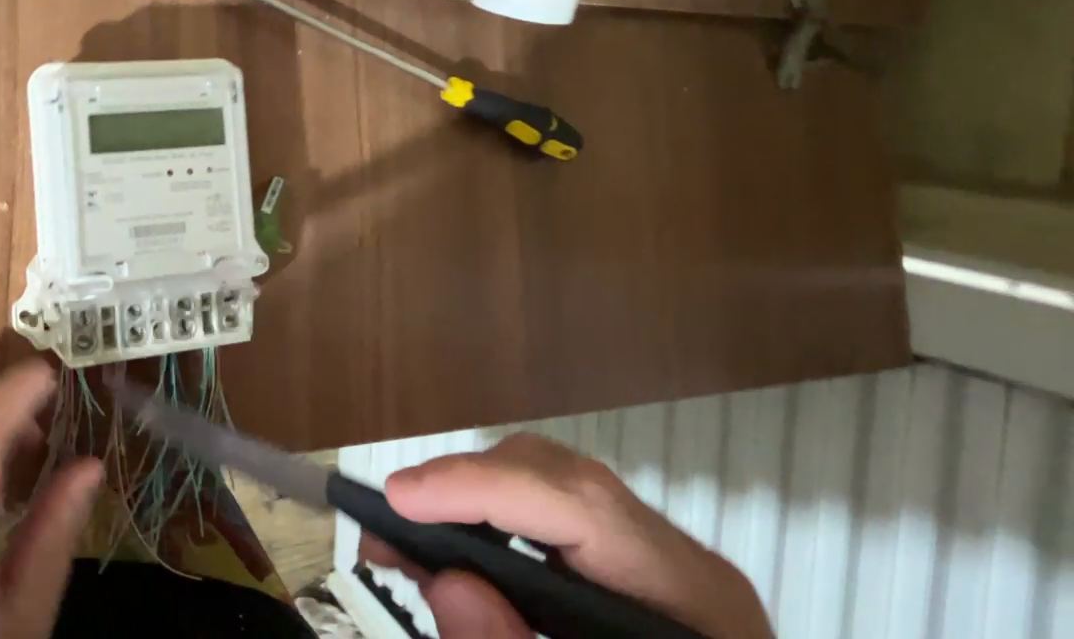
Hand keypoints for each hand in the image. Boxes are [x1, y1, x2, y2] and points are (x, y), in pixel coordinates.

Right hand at [366, 433, 770, 638]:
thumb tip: (445, 582)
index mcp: (695, 603)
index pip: (582, 507)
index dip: (484, 489)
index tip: (400, 498)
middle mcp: (678, 565)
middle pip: (561, 480)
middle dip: (464, 488)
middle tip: (387, 527)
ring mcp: (654, 563)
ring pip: (549, 487)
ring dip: (468, 502)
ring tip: (404, 541)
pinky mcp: (626, 572)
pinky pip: (547, 519)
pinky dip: (488, 524)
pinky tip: (450, 557)